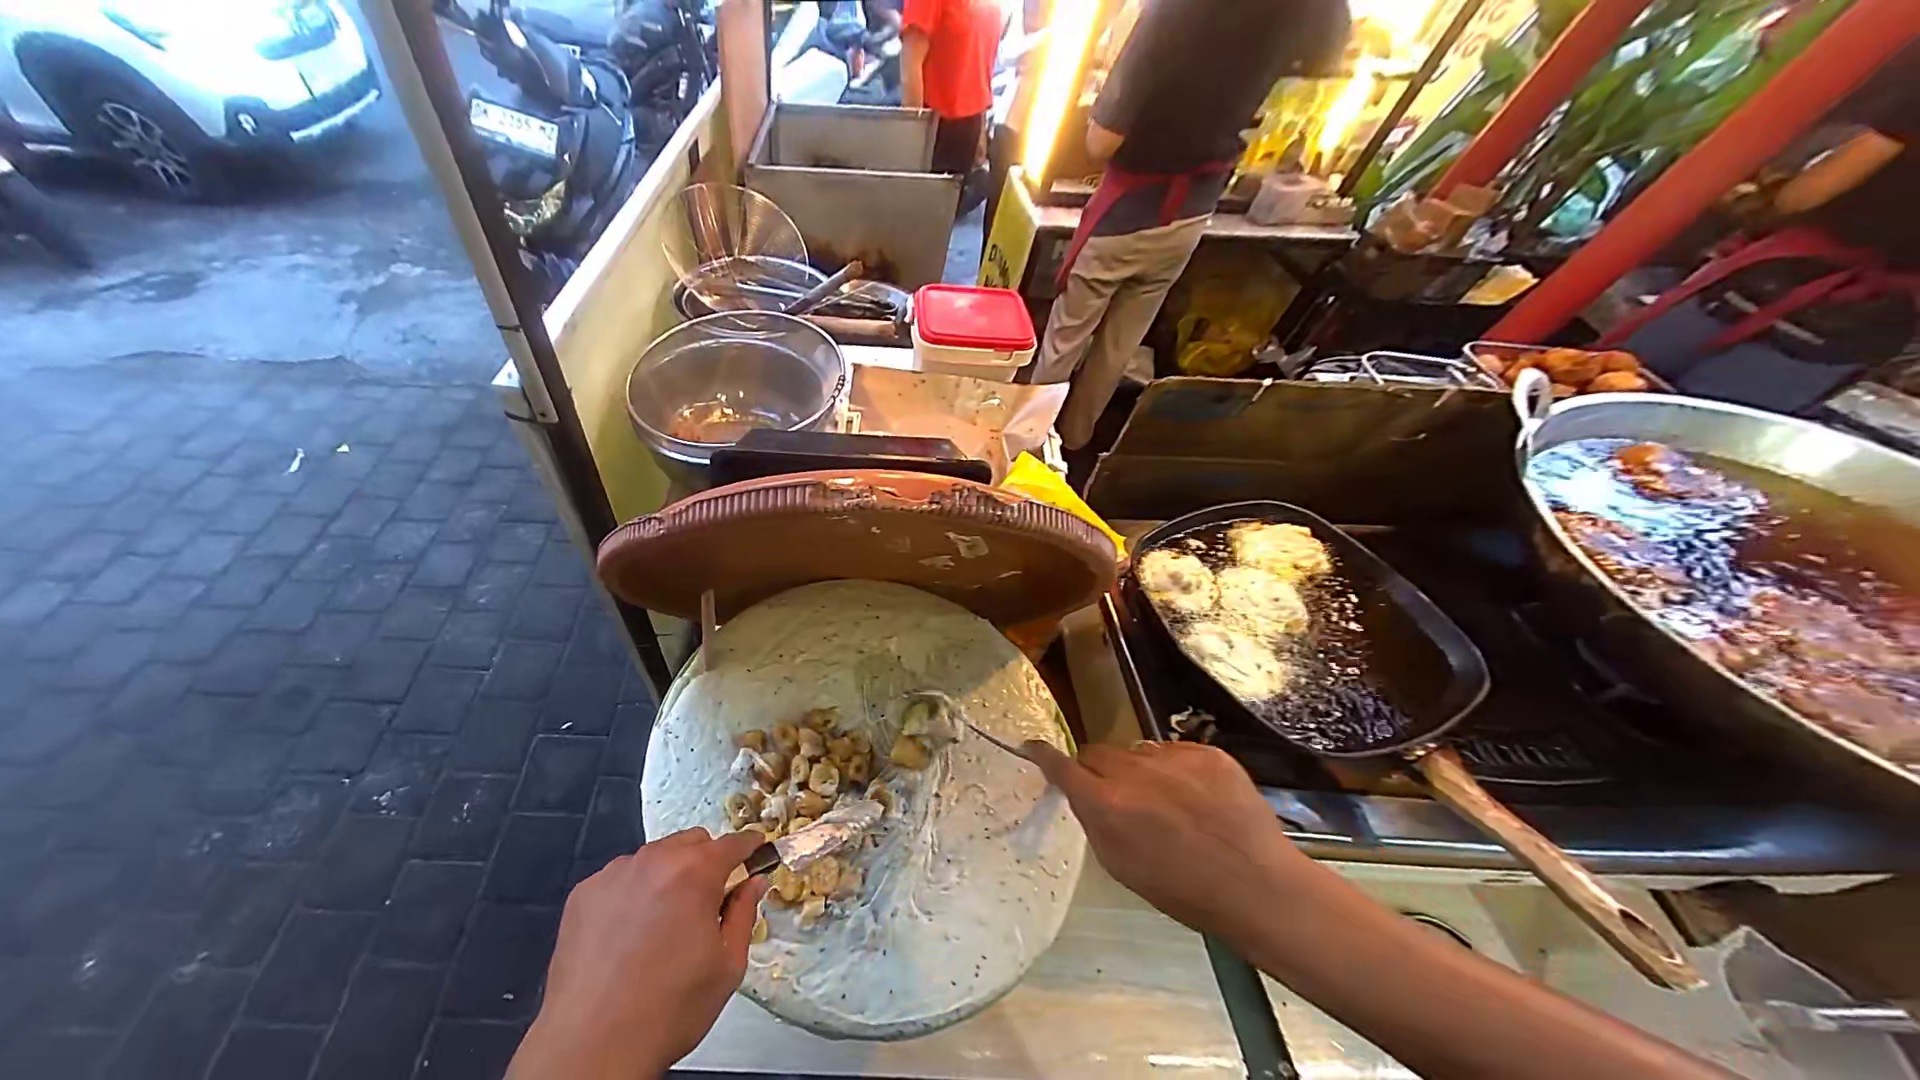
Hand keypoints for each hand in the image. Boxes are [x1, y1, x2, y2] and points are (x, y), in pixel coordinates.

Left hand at [509, 828, 770, 1079]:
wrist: (589, 1049)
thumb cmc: (669, 1009)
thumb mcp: (727, 965)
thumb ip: (743, 913)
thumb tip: (753, 882)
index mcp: (696, 872)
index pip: (734, 842)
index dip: (749, 847)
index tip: (756, 855)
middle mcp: (655, 860)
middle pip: (693, 842)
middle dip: (706, 862)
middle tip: (705, 903)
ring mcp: (614, 874)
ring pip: (656, 857)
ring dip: (668, 875)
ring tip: (662, 922)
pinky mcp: (583, 895)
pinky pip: (621, 878)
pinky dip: (633, 892)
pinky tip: (627, 933)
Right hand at [1024, 740, 1307, 940]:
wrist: (1257, 886)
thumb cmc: (1183, 889)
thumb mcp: (1120, 865)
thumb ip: (1093, 820)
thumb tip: (1080, 791)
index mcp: (1108, 804)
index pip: (1062, 766)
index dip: (1044, 756)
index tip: (1033, 747)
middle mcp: (1135, 771)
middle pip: (1098, 753)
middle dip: (1100, 771)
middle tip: (1119, 797)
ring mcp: (1173, 757)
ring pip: (1137, 751)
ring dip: (1140, 770)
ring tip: (1167, 803)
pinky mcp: (1206, 752)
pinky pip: (1173, 751)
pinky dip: (1175, 769)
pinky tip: (1195, 797)